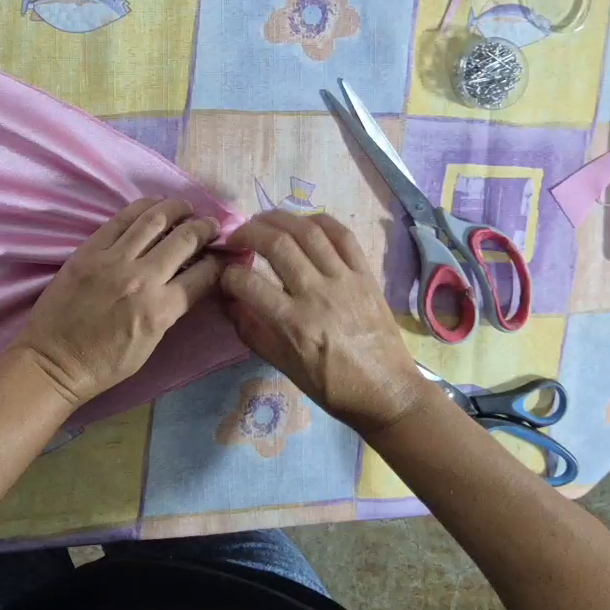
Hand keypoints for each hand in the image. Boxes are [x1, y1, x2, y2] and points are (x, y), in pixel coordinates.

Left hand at [15, 198, 222, 407]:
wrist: (52, 362)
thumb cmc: (105, 364)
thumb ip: (173, 308)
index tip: (224, 254)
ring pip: (155, 219)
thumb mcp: (152, 343)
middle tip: (211, 225)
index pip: (204, 274)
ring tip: (187, 207)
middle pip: (185, 239)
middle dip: (205, 228)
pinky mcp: (90, 250)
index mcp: (160, 310)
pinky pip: (121, 219)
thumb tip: (194, 279)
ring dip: (178, 208)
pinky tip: (156, 205)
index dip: (220, 260)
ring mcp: (113, 260)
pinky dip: (144, 207)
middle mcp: (141, 278)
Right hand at [220, 211, 432, 432]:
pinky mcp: (365, 274)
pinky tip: (303, 222)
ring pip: (308, 232)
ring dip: (280, 218)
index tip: (223, 271)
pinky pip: (343, 235)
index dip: (228, 273)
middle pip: (277, 245)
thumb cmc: (331, 386)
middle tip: (237, 235)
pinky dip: (320, 220)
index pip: (248, 283)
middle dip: (249, 232)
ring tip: (263, 220)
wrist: (386, 391)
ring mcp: (345, 280)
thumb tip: (227, 300)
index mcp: (294, 324)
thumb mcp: (284, 367)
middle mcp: (318, 294)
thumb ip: (252, 331)